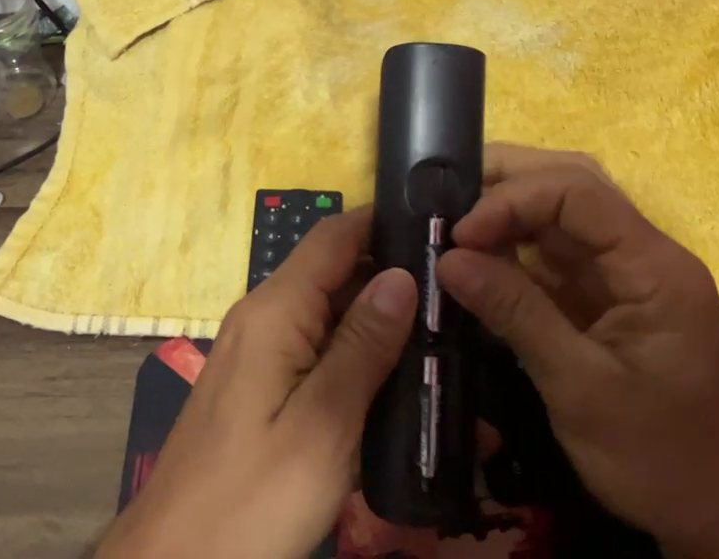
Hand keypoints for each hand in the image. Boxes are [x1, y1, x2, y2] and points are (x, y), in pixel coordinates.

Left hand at [98, 210, 417, 558]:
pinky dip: (361, 364)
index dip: (385, 222)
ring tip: (451, 348)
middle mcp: (264, 319)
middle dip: (397, 282)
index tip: (445, 230)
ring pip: (333, 319)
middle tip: (466, 303)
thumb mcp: (322, 425)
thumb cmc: (252, 497)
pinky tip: (403, 392)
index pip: (335, 236)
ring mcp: (261, 355)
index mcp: (275, 311)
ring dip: (385, 329)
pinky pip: (320, 357)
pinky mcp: (263, 391)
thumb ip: (362, 347)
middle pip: (338, 275)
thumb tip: (401, 276)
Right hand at [436, 145, 718, 558]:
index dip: (513, 198)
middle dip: (506, 182)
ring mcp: (625, 274)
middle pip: (572, 184)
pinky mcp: (607, 297)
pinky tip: (476, 254)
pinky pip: (556, 252)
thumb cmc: (660, 457)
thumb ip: (516, 313)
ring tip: (451, 219)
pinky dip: (513, 246)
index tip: (460, 233)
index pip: (579, 192)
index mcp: (653, 267)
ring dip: (507, 208)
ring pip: (562, 211)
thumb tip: (448, 259)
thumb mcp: (580, 388)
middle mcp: (642, 254)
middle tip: (441, 196)